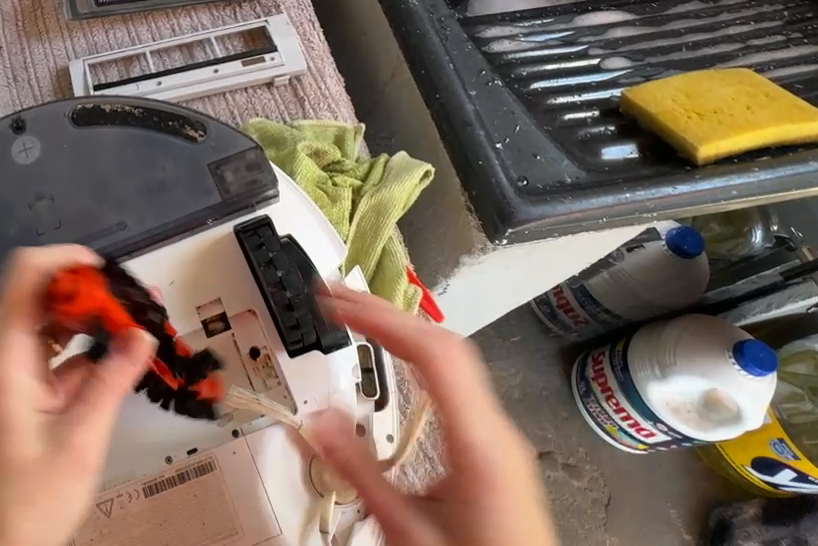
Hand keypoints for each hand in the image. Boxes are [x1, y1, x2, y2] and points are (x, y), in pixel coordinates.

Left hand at [0, 245, 156, 545]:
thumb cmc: (19, 506)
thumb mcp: (77, 443)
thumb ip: (110, 383)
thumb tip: (141, 335)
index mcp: (5, 354)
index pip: (29, 272)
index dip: (68, 260)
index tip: (111, 273)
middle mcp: (1, 356)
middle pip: (42, 297)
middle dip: (91, 293)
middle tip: (138, 303)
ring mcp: (6, 378)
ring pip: (48, 328)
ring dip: (89, 324)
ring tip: (137, 327)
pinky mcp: (14, 401)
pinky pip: (48, 361)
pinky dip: (81, 357)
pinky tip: (116, 366)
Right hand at [305, 283, 556, 545]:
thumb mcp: (408, 532)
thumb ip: (362, 472)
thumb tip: (318, 420)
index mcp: (481, 444)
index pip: (433, 353)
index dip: (382, 319)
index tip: (338, 304)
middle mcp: (496, 431)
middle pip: (442, 344)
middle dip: (385, 312)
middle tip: (335, 295)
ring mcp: (498, 437)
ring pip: (450, 357)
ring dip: (400, 327)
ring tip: (355, 314)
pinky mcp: (493, 447)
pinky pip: (454, 379)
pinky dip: (416, 352)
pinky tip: (394, 353)